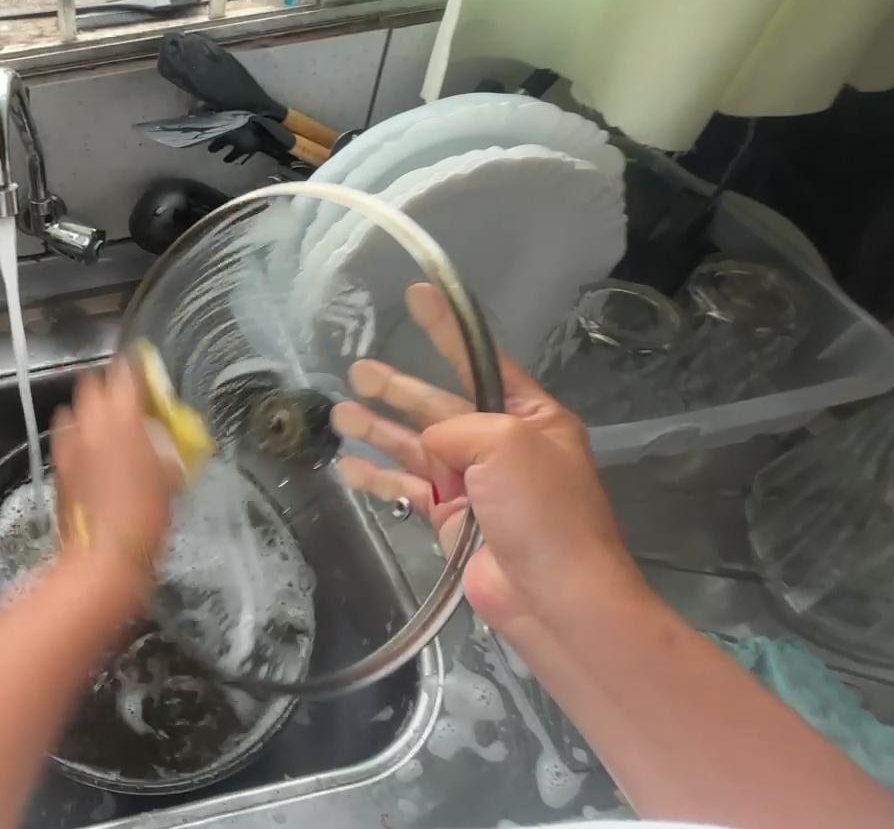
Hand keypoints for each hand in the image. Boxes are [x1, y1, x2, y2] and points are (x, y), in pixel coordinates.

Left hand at [49, 360, 183, 596]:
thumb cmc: (146, 516)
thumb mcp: (170, 474)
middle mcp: (91, 419)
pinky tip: (89, 448)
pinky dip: (77, 431)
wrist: (103, 555)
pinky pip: (66, 431)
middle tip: (127, 398)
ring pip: (76, 404)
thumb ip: (164, 441)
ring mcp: (69, 438)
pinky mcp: (56, 459)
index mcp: (124, 415)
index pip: (127, 371)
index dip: (136, 367)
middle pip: (94, 381)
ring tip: (107, 423)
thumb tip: (161, 430)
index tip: (144, 369)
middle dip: (109, 384)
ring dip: (91, 407)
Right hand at [328, 284, 641, 630]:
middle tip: (358, 370)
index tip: (419, 295)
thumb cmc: (542, 511)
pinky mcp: (448, 516)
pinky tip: (347, 468)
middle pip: (435, 404)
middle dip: (396, 387)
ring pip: (412, 445)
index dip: (446, 330)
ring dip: (376, 429)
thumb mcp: (507, 444)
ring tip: (339, 414)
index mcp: (529, 418)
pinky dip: (375, 477)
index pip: (480, 362)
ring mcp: (470, 482)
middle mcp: (497, 445)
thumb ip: (456, 426)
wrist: (554, 598)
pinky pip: (404, 486)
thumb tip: (431, 445)